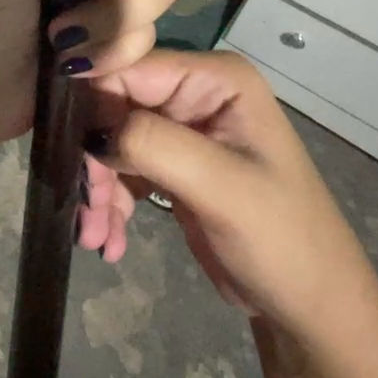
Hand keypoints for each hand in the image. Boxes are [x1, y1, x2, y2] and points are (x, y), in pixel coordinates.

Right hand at [76, 51, 377, 333]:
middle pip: (111, 105)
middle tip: (86, 208)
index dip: (90, 101)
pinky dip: (108, 202)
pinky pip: (118, 168)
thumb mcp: (222, 188)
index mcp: (213, 79)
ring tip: (94, 235)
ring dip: (96, 188)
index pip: (127, 67)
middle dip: (92, 158)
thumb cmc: (283, 241)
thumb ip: (153, 142)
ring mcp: (180, 128)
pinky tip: (108, 240)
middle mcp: (193, 92)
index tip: (65, 147)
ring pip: (108, 139)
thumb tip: (87, 125)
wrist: (311, 310)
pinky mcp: (169, 162)